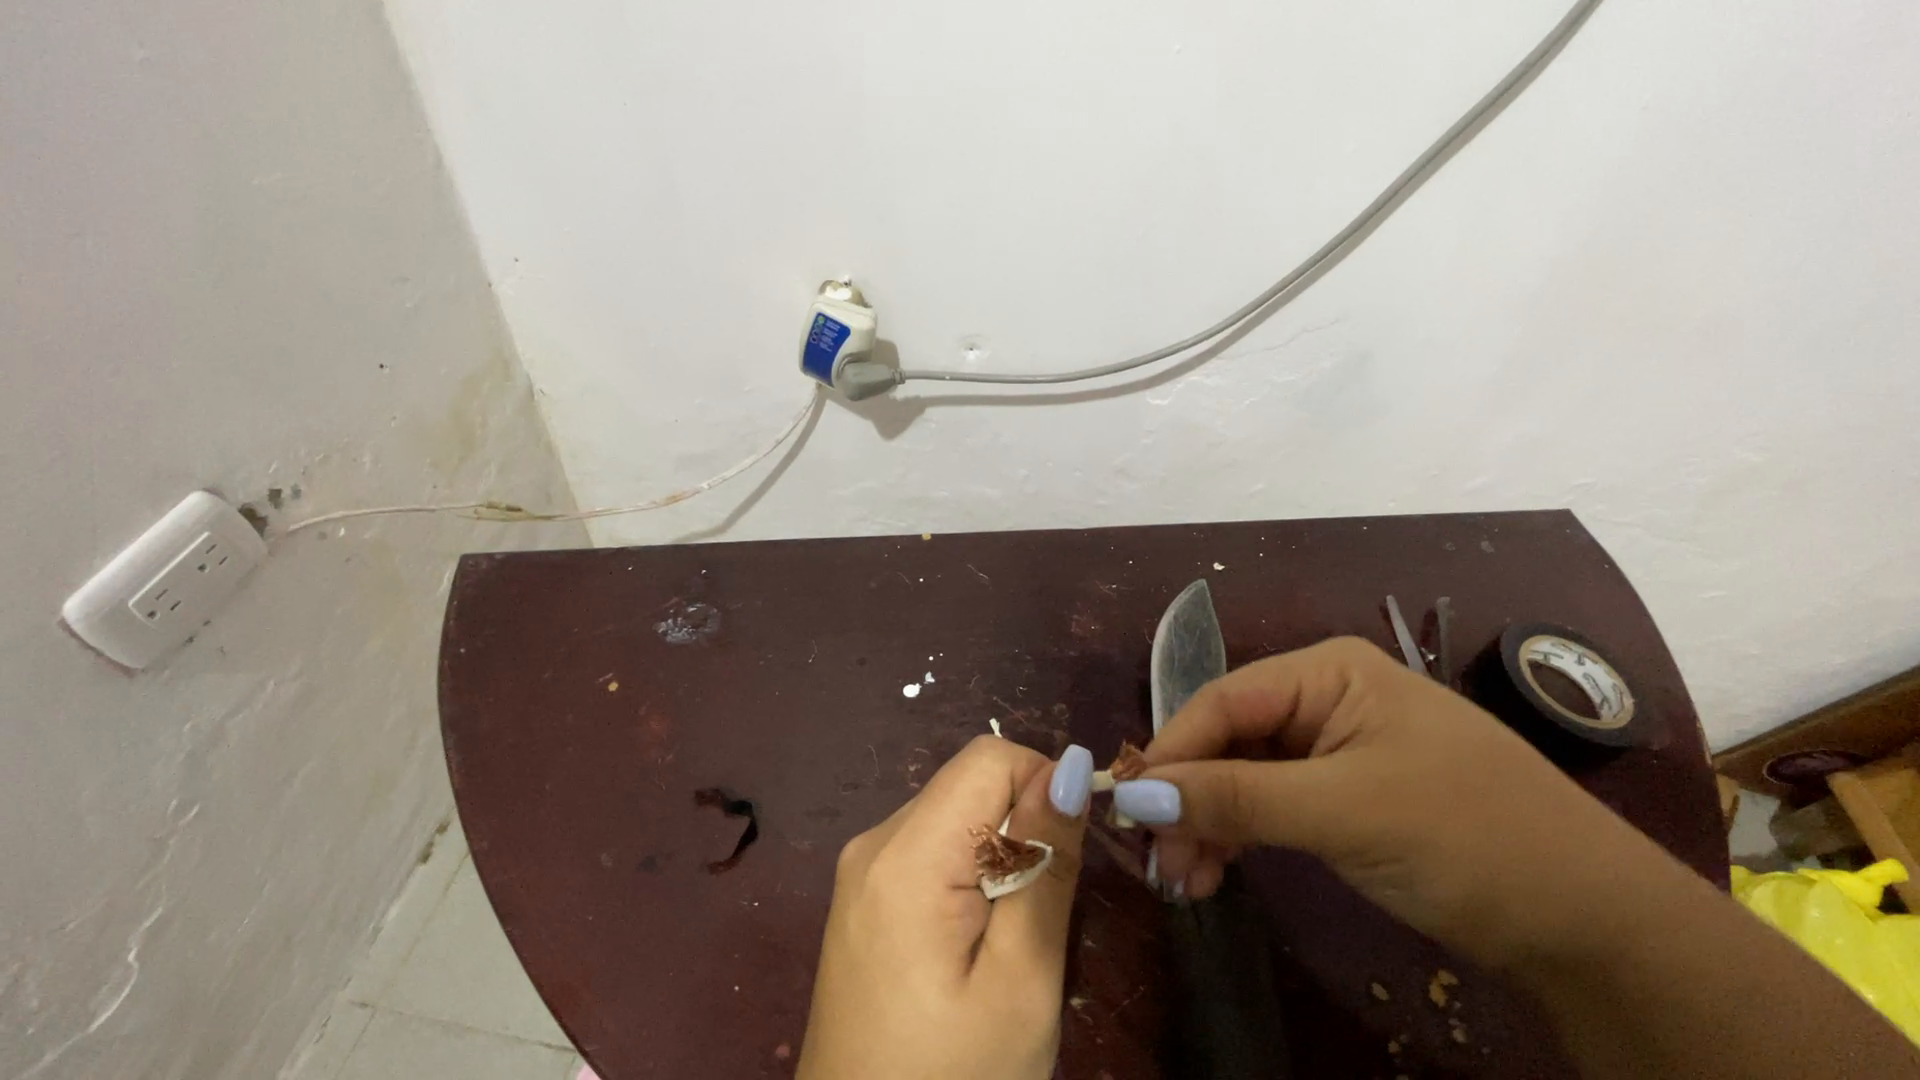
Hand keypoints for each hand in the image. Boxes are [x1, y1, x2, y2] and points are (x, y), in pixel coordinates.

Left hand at [798, 736, 1093, 1079]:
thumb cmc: (952, 1079)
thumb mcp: (1022, 979)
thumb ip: (1046, 865)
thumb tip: (1070, 767)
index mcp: (905, 853)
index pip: (989, 757)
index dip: (1043, 787)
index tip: (1065, 858)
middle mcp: (873, 842)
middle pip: (970, 786)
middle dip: (1021, 831)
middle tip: (1034, 922)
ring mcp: (861, 871)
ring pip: (955, 818)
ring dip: (998, 859)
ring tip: (1002, 945)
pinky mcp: (862, 898)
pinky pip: (931, 853)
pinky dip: (968, 879)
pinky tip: (969, 950)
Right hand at [1112, 637, 1663, 969]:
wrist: (1592, 920)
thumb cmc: (1466, 836)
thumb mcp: (1340, 812)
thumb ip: (1233, 798)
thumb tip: (1133, 796)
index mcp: (1328, 674)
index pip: (1222, 703)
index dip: (1170, 754)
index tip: (1129, 810)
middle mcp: (1326, 699)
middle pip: (1228, 740)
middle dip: (1190, 798)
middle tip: (1161, 864)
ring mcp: (1338, 749)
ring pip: (1245, 776)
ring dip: (1210, 823)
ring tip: (1188, 882)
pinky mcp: (1348, 795)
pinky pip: (1273, 804)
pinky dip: (1242, 836)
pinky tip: (1219, 870)